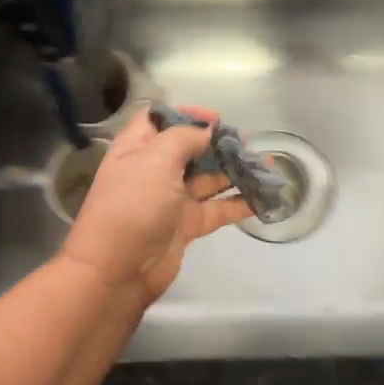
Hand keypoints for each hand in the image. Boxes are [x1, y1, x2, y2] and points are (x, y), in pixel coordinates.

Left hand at [59, 106, 254, 301]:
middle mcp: (153, 171)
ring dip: (234, 172)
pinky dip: (239, 204)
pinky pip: (217, 209)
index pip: (158, 119)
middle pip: (188, 149)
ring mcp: (170, 200)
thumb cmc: (132, 206)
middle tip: (247, 144)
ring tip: (265, 166)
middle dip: (217, 144)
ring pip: (207, 179)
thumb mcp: (155, 160)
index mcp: (136, 149)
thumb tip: (205, 131)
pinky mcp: (186, 225)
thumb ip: (183, 139)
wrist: (118, 270)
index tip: (216, 118)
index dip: (185, 114)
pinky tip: (264, 197)